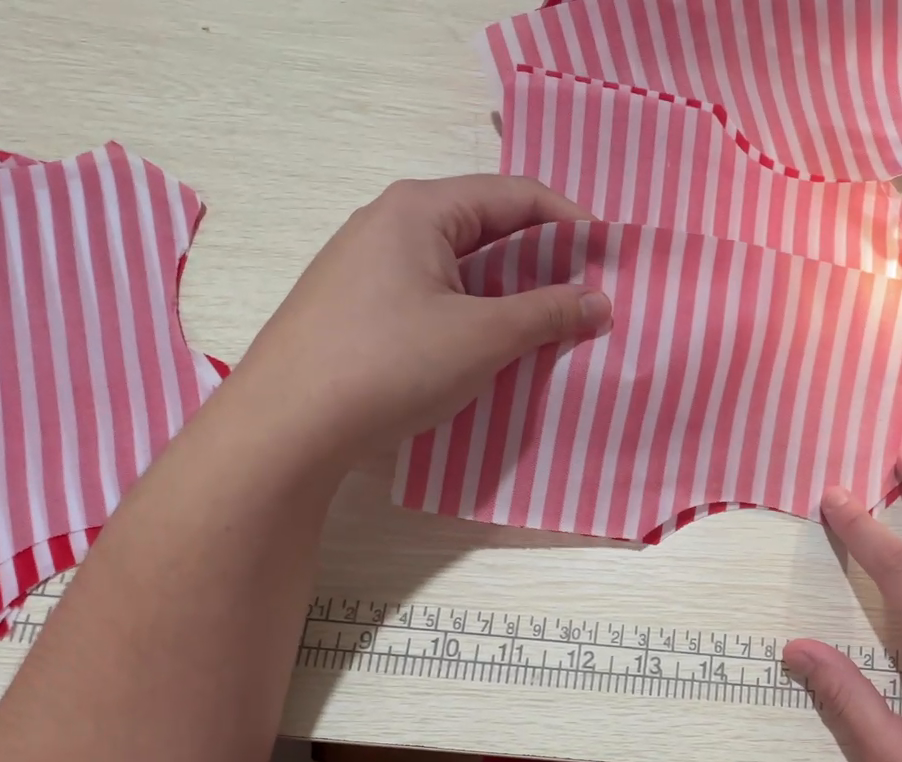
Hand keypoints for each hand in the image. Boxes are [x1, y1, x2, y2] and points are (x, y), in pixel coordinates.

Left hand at [228, 176, 612, 467]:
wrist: (288, 425)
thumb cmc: (391, 364)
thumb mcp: (483, 336)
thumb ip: (548, 313)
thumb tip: (600, 301)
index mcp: (421, 209)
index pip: (516, 195)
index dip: (572, 223)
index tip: (613, 259)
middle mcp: (392, 224)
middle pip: (489, 227)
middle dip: (546, 261)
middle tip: (590, 296)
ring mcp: (371, 266)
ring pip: (463, 266)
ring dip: (514, 292)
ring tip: (555, 325)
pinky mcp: (362, 307)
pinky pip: (438, 295)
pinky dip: (479, 312)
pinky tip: (498, 345)